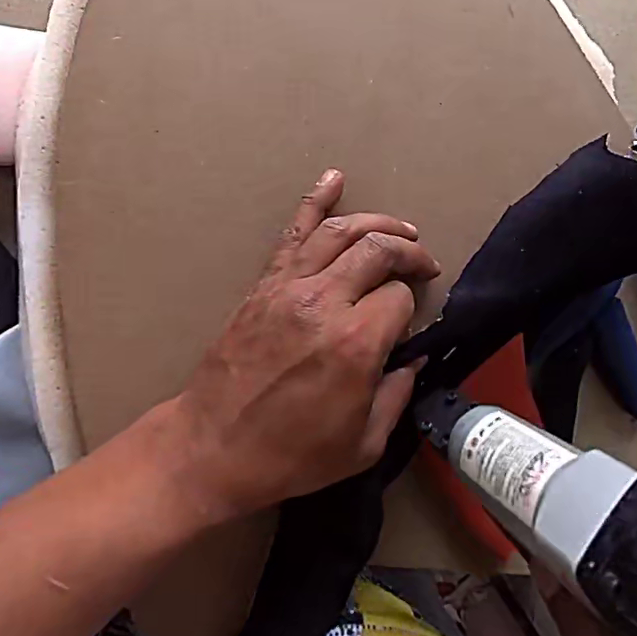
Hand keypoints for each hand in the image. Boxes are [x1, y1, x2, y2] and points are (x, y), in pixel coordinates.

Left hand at [162, 168, 440, 521]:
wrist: (213, 446)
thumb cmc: (290, 455)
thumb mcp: (363, 445)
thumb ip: (398, 394)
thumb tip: (413, 358)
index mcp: (356, 343)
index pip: (400, 298)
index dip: (410, 309)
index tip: (403, 329)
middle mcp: (325, 302)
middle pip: (378, 251)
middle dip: (409, 251)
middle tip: (423, 263)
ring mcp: (289, 287)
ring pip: (341, 232)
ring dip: (377, 222)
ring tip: (401, 227)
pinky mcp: (264, 285)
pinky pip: (293, 233)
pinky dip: (316, 201)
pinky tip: (334, 180)